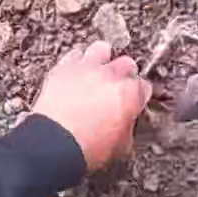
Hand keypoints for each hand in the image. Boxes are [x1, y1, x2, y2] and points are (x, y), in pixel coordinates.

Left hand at [31, 41, 151, 170]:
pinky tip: (76, 69)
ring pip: (101, 49)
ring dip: (102, 58)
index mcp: (129, 94)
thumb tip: (125, 123)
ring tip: (98, 69)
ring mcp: (86, 69)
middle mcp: (111, 76)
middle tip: (118, 84)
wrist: (54, 144)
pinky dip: (77, 61)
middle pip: (126, 63)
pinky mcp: (63, 68)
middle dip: (125, 73)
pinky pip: (74, 54)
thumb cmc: (86, 148)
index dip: (139, 94)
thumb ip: (127, 126)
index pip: (144, 86)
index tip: (134, 99)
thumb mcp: (120, 145)